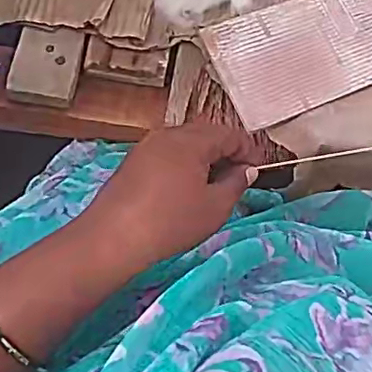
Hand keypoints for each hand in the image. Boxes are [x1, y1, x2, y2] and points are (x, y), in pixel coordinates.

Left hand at [72, 122, 256, 272]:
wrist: (112, 238)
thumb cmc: (170, 222)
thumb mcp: (214, 207)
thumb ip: (235, 184)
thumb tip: (245, 170)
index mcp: (191, 140)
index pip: (229, 134)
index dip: (248, 149)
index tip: (259, 168)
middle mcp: (167, 135)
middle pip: (205, 134)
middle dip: (226, 151)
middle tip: (239, 175)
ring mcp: (146, 146)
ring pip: (184, 143)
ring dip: (204, 157)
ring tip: (214, 184)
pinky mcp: (132, 162)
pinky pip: (166, 154)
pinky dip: (183, 164)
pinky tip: (185, 189)